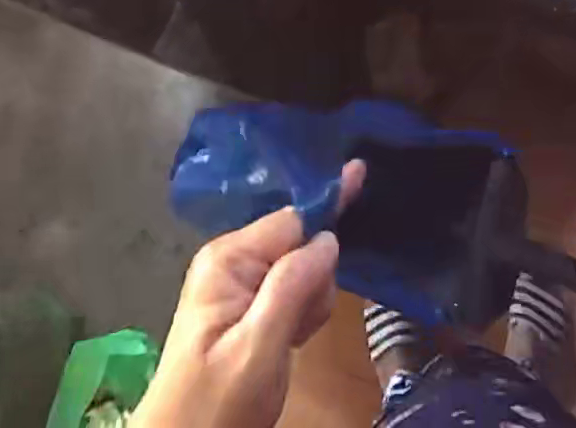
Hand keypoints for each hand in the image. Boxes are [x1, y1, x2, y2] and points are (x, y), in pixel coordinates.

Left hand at [133, 161, 365, 427]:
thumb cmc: (214, 407)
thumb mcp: (256, 350)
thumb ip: (292, 288)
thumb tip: (328, 237)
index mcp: (229, 259)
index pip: (292, 219)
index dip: (328, 204)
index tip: (362, 170)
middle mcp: (233, 259)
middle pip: (300, 242)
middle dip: (315, 278)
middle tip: (302, 326)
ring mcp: (240, 282)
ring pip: (303, 269)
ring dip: (310, 301)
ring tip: (291, 341)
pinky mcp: (248, 305)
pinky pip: (294, 290)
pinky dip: (303, 312)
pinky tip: (290, 339)